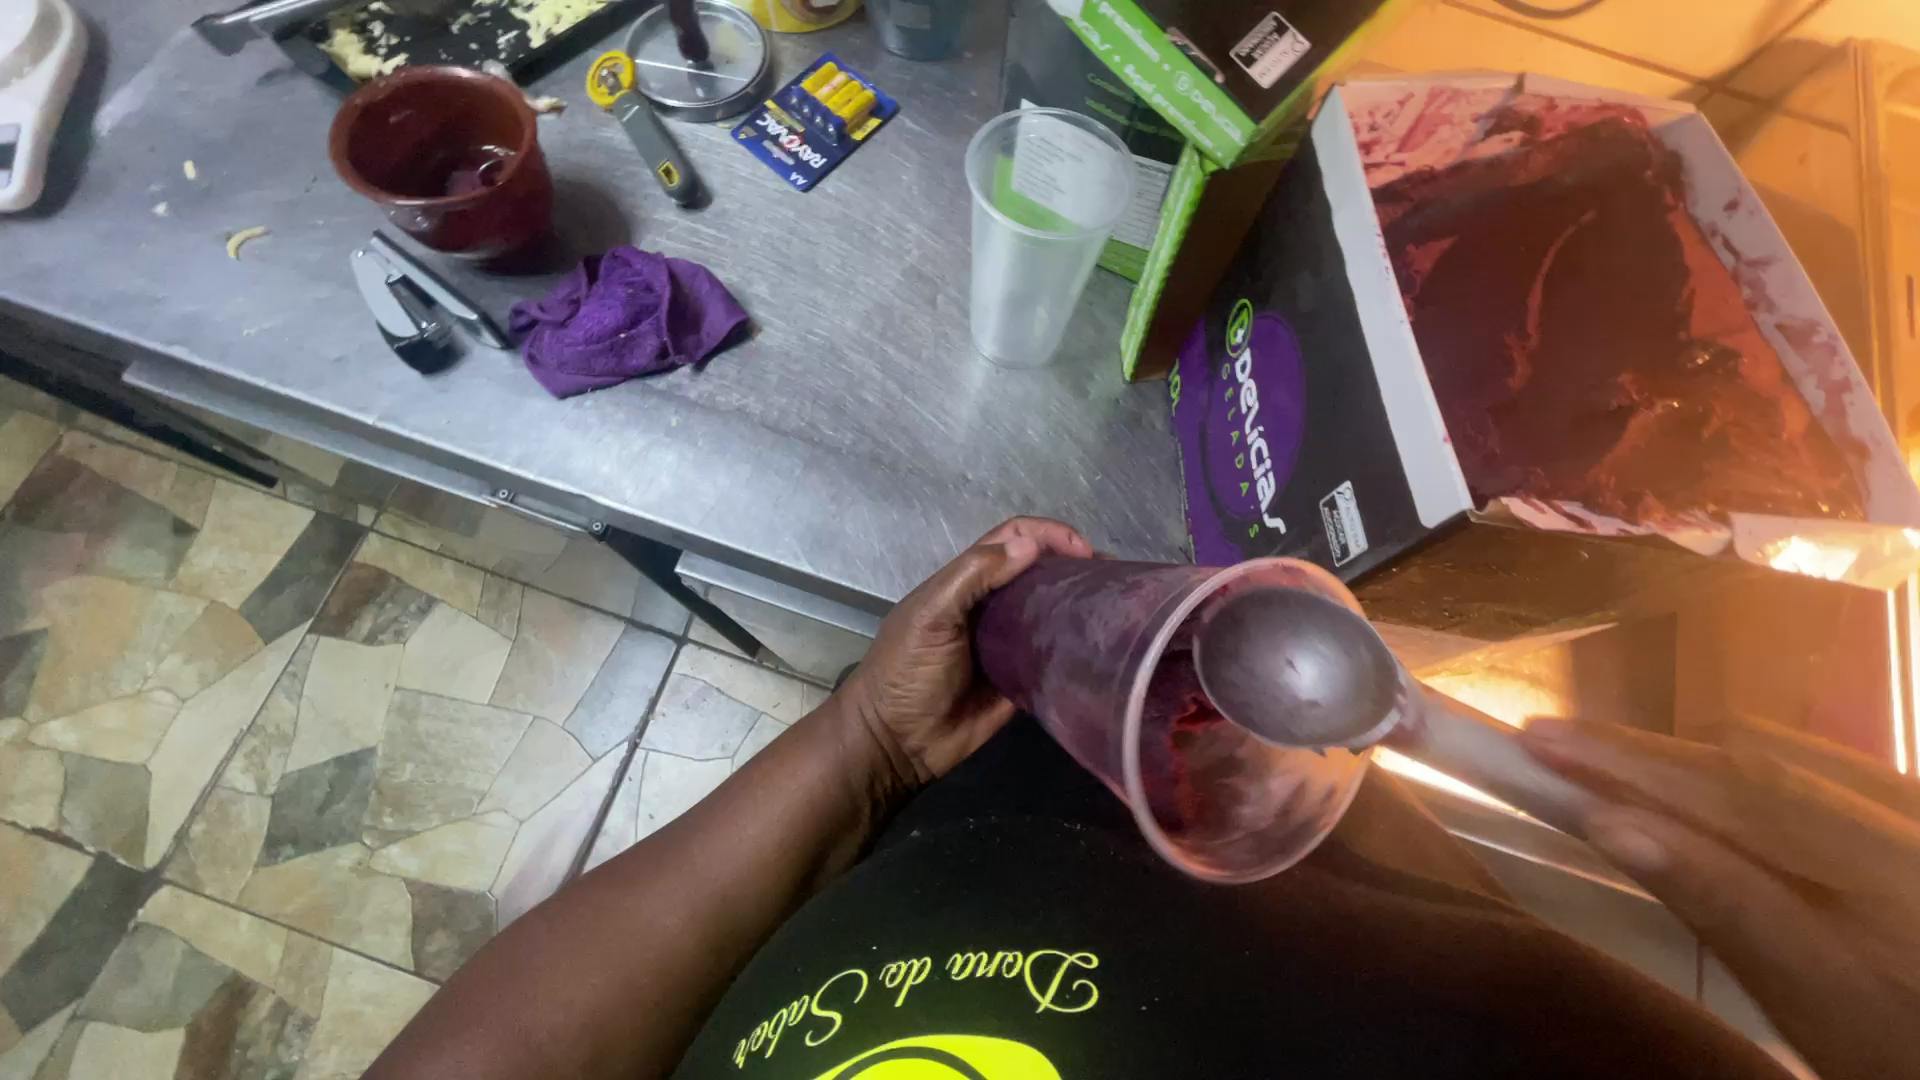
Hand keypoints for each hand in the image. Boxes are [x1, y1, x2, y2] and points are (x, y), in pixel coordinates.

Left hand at [833, 517, 1091, 790]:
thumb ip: (974, 576)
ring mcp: (1010, 642)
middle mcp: (993, 604)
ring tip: (1119, 605)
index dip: (1047, 535)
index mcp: (967, 581)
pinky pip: (1055, 655)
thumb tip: (1030, 546)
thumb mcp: (931, 614)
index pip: (1012, 538)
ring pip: (1052, 610)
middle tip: (1112, 577)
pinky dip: (1077, 645)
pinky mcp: (1024, 678)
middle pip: (1039, 571)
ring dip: (1081, 601)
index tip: (1081, 551)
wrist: (897, 742)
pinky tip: (1104, 644)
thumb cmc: (905, 670)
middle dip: (1074, 565)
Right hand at [1522, 715, 1919, 1079]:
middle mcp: (1912, 816)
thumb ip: (1723, 903)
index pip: (1740, 786)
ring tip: (1614, 780)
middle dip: (1650, 755)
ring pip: (1786, 754)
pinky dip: (1739, 779)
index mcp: (1895, 866)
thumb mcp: (1813, 1002)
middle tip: (1556, 760)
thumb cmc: (1897, 1050)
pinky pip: (1816, 772)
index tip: (1534, 736)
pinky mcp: (1910, 820)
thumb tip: (1604, 821)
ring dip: (1689, 764)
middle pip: (1760, 754)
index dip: (1628, 756)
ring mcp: (1915, 812)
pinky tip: (1702, 804)